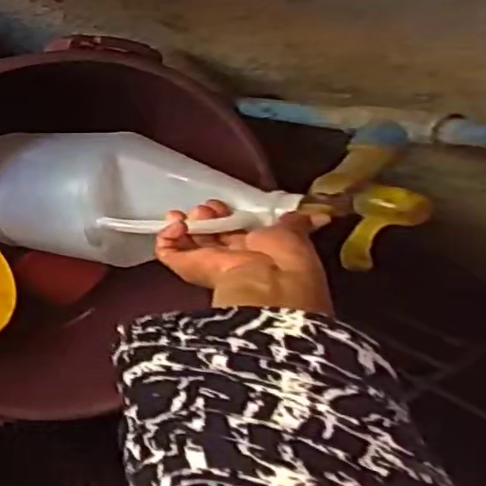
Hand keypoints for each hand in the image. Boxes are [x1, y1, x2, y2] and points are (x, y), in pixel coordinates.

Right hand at [155, 200, 332, 313]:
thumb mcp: (293, 234)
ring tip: (191, 215)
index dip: (226, 214)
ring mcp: (201, 261)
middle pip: (206, 232)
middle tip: (209, 208)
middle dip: (205, 215)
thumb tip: (319, 215)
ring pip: (183, 238)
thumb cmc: (283, 258)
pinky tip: (179, 225)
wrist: (262, 280)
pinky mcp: (181, 264)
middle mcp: (226, 256)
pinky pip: (165, 248)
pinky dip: (167, 234)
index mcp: (253, 250)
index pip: (231, 228)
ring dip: (184, 222)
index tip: (225, 205)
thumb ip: (296, 222)